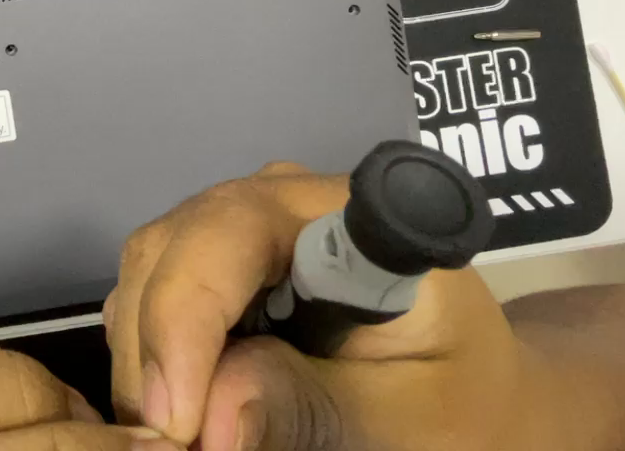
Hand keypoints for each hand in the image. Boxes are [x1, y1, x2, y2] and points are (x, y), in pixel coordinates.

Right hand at [103, 163, 528, 450]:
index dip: (188, 314)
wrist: (481, 393)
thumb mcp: (410, 424)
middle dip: (156, 354)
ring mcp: (230, 223)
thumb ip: (311, 409)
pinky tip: (177, 410)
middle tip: (169, 450)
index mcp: (335, 210)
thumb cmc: (467, 407)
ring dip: (143, 361)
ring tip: (174, 438)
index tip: (180, 422)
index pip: (230, 234)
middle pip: (169, 250)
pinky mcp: (207, 257)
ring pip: (146, 271)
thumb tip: (204, 426)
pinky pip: (148, 293)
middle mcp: (265, 198)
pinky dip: (147, 357)